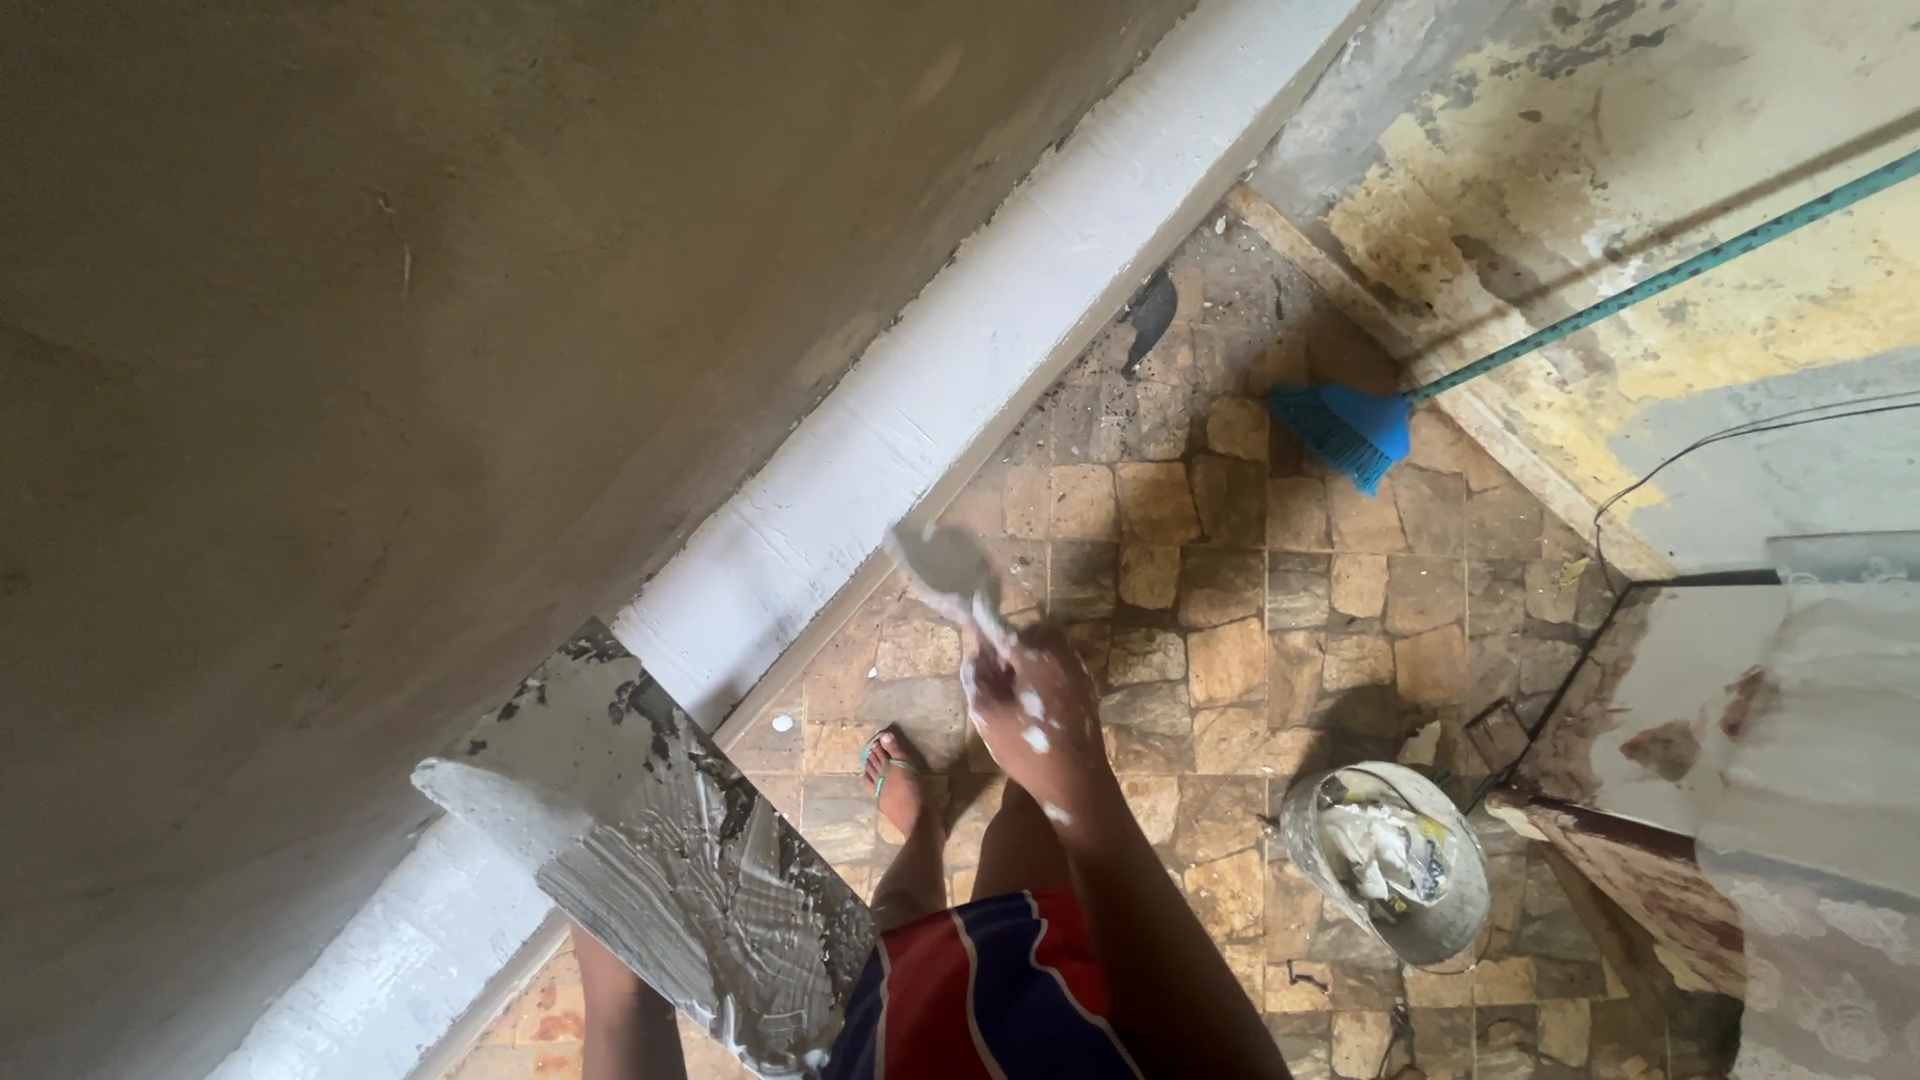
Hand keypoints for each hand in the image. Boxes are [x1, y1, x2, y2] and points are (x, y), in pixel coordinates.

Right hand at [961, 622, 1116, 825]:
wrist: (1077, 783)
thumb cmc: (1028, 750)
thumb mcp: (988, 716)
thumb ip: (977, 680)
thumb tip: (975, 658)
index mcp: (1037, 657)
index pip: (1003, 629)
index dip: (984, 616)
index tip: (973, 598)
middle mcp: (1063, 656)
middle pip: (1031, 633)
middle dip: (1011, 644)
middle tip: (995, 671)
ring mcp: (1079, 672)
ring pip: (1049, 648)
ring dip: (1029, 657)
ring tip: (1013, 688)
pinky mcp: (1087, 689)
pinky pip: (1061, 665)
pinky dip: (1044, 671)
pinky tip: (1033, 700)